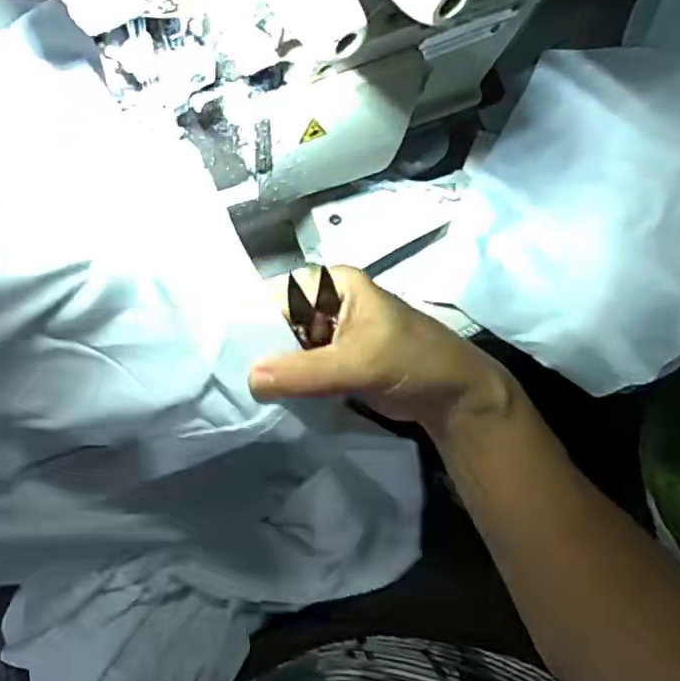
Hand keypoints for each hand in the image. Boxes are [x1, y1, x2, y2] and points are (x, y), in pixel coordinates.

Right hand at [250, 266, 524, 433]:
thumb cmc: (412, 361)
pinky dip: (287, 378)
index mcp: (333, 283)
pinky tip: (267, 394)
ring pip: (287, 344)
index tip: (224, 347)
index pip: (280, 294)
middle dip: (260, 345)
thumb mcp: (357, 363)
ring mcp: (330, 331)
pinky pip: (300, 364)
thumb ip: (304, 372)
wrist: (455, 397)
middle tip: (228, 372)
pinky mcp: (333, 357)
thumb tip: (249, 379)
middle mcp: (327, 301)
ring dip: (272, 365)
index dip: (253, 318)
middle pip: (280, 319)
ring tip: (240, 386)